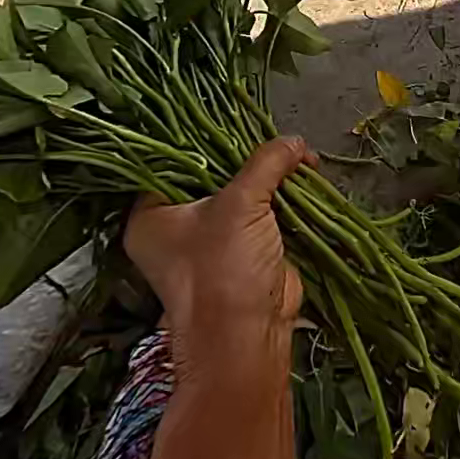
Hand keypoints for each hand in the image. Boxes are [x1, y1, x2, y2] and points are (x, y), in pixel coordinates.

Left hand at [123, 136, 314, 379]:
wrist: (247, 338)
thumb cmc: (223, 270)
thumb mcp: (241, 204)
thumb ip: (267, 163)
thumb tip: (296, 141)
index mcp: (153, 214)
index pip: (177, 161)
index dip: (212, 139)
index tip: (244, 120)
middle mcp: (178, 224)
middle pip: (218, 173)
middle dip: (253, 158)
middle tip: (281, 142)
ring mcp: (213, 238)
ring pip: (246, 192)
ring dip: (274, 177)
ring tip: (301, 158)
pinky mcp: (245, 249)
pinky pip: (265, 211)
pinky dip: (285, 197)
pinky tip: (306, 179)